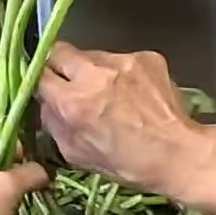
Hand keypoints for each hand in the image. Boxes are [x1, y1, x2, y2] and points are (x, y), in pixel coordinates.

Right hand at [36, 43, 215, 197]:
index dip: (36, 80)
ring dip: (90, 70)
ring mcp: (122, 61)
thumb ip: (53, 122)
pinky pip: (118, 58)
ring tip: (106, 92)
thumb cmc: (125, 163)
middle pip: (58, 51)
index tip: (41, 86)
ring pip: (90, 54)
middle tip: (66, 82)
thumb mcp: (75, 153)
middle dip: (57, 65)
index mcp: (73, 102)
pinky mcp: (145, 57)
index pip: (37, 74)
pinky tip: (130, 92)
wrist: (179, 154)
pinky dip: (118, 72)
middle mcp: (94, 75)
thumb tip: (45, 101)